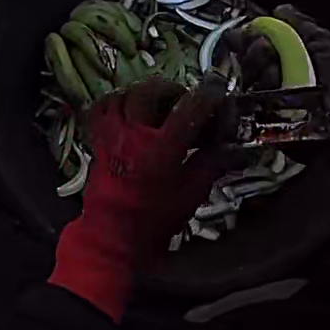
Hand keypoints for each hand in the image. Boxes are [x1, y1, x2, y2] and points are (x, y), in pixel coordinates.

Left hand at [49, 76, 229, 320]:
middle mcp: (134, 134)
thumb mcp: (191, 193)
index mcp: (161, 148)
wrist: (111, 240)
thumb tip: (231, 147)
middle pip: (151, 91)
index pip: (188, 108)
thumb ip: (212, 164)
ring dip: (144, 93)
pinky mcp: (98, 140)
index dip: (206, 96)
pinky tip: (129, 108)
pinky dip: (116, 101)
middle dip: (172, 90)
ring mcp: (112, 134)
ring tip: (158, 102)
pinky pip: (102, 108)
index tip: (217, 91)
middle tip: (184, 99)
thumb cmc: (154, 221)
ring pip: (125, 94)